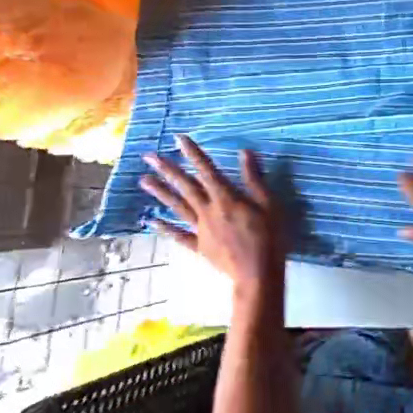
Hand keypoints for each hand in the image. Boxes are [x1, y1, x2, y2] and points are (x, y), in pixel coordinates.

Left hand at [144, 135, 284, 291]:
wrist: (258, 273)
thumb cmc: (270, 236)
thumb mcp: (268, 204)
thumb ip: (254, 179)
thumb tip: (244, 152)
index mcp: (226, 198)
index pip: (207, 170)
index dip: (193, 153)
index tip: (178, 139)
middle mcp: (208, 210)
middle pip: (186, 186)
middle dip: (168, 169)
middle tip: (149, 157)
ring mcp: (201, 229)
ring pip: (178, 207)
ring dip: (160, 193)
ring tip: (143, 181)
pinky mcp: (199, 247)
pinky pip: (179, 236)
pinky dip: (164, 228)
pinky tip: (151, 221)